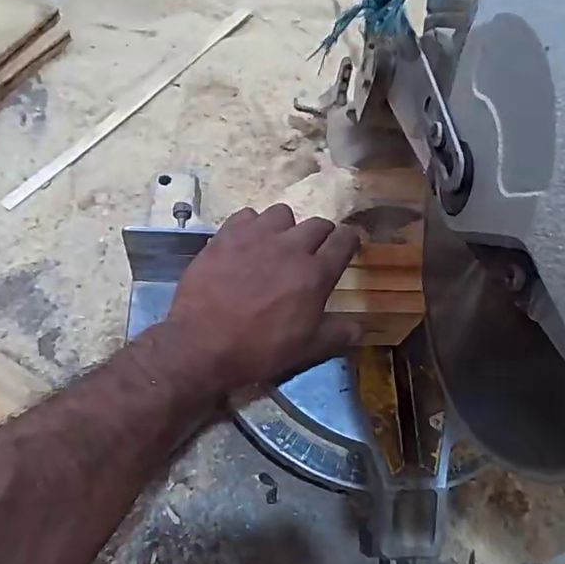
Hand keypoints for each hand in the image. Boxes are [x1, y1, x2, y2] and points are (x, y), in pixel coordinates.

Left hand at [154, 204, 363, 392]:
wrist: (202, 345)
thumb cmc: (260, 349)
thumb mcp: (307, 349)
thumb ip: (339, 333)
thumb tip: (362, 327)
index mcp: (315, 273)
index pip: (345, 241)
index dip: (350, 241)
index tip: (349, 245)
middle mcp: (291, 247)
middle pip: (317, 224)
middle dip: (321, 235)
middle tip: (312, 252)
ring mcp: (257, 237)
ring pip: (283, 213)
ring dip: (286, 227)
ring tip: (277, 244)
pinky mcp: (226, 235)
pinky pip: (247, 216)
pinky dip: (252, 226)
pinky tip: (246, 244)